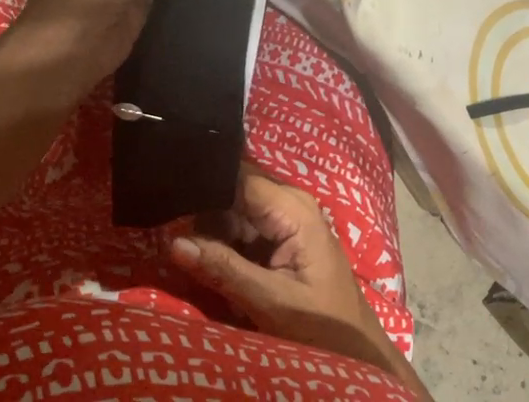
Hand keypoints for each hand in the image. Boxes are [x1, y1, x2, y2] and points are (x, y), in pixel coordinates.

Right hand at [169, 164, 424, 395]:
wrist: (358, 352)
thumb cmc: (323, 326)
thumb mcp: (272, 302)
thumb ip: (224, 270)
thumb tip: (173, 242)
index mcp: (292, 207)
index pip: (236, 175)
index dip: (203, 184)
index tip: (170, 199)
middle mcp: (288, 201)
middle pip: (231, 188)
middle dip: (202, 208)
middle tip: (170, 228)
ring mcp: (284, 217)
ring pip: (232, 208)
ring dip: (208, 229)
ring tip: (180, 245)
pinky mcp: (279, 235)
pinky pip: (241, 226)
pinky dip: (221, 241)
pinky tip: (201, 255)